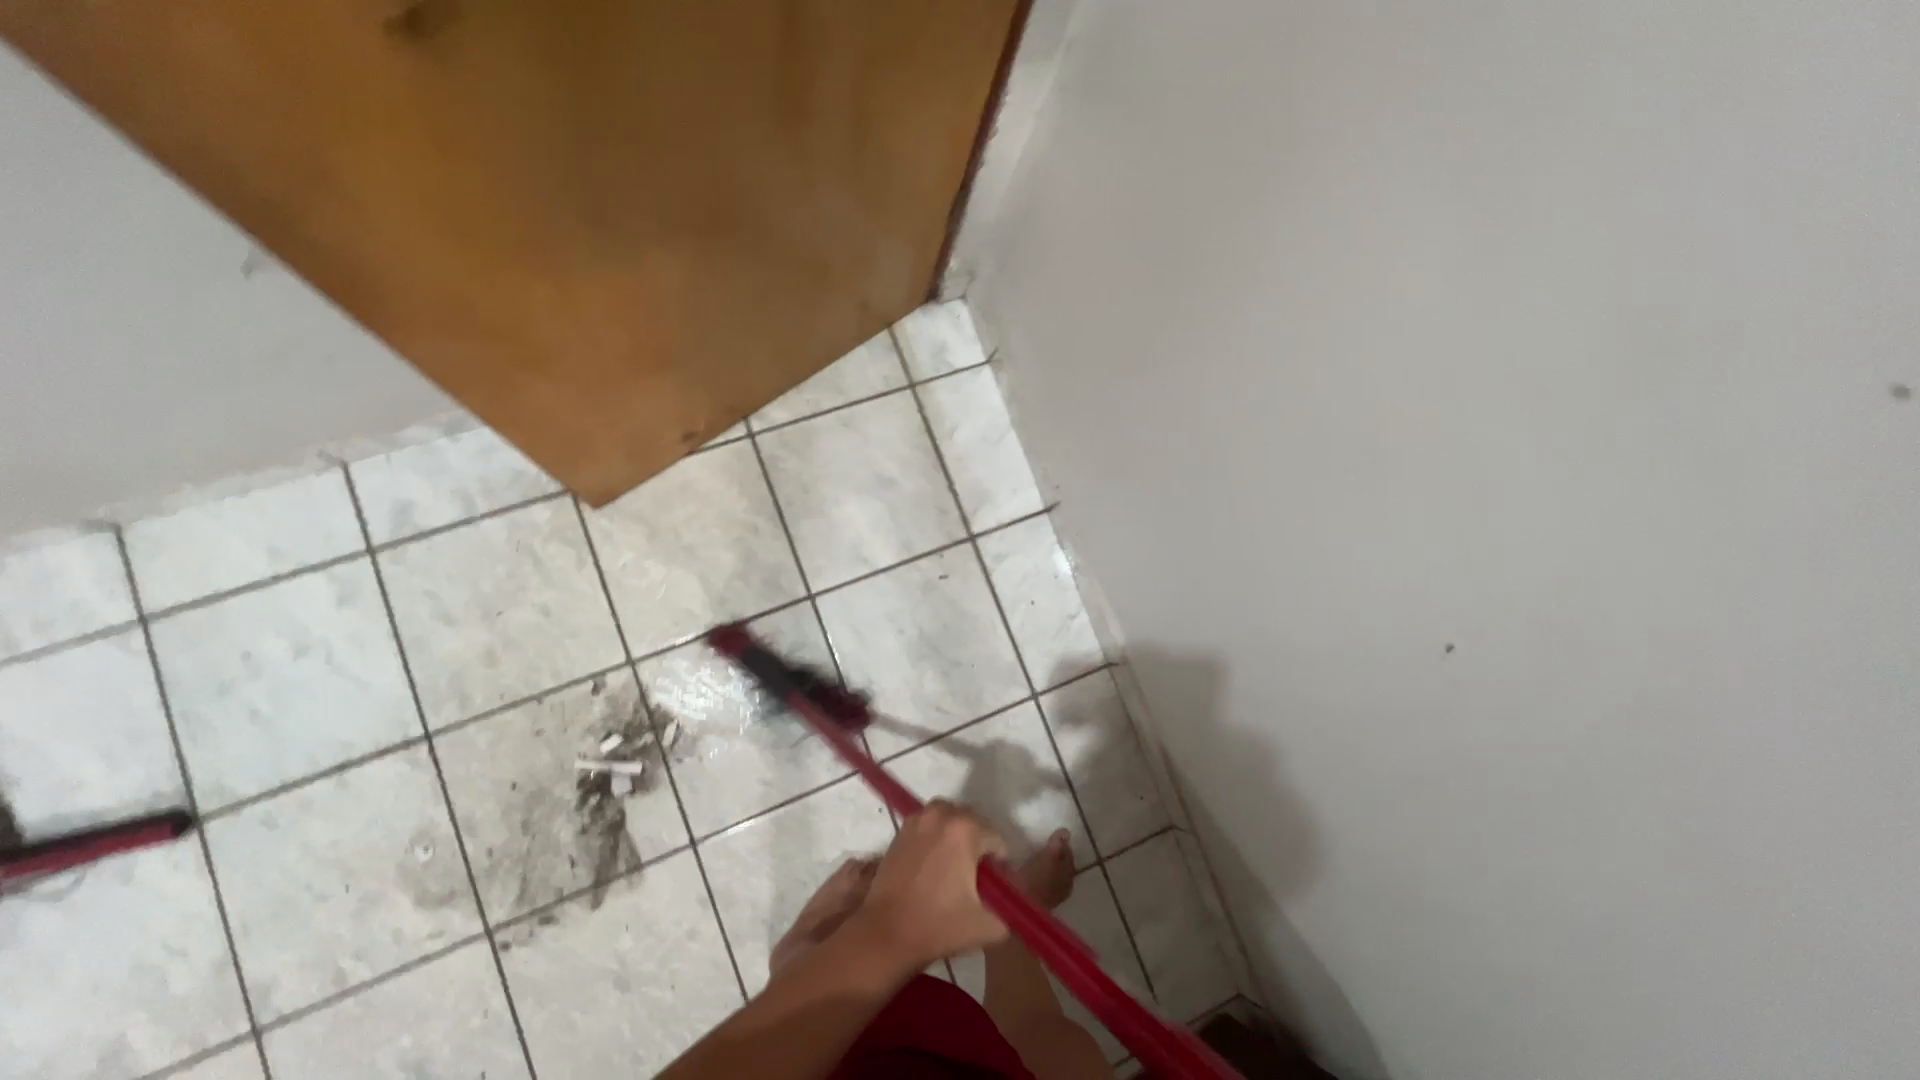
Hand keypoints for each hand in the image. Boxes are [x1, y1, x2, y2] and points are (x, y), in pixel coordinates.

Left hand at [848, 800, 1008, 969]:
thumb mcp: (989, 925)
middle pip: (973, 822)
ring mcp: (917, 820)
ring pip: (949, 818)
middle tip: (977, 877)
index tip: (995, 888)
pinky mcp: (900, 831)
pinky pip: (928, 825)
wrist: (886, 933)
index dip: (1001, 865)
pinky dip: (935, 837)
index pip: (998, 840)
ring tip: (955, 867)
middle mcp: (941, 815)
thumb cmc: (939, 926)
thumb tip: (1010, 898)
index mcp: (966, 830)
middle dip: (979, 845)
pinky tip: (933, 867)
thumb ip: (1011, 908)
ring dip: (957, 835)